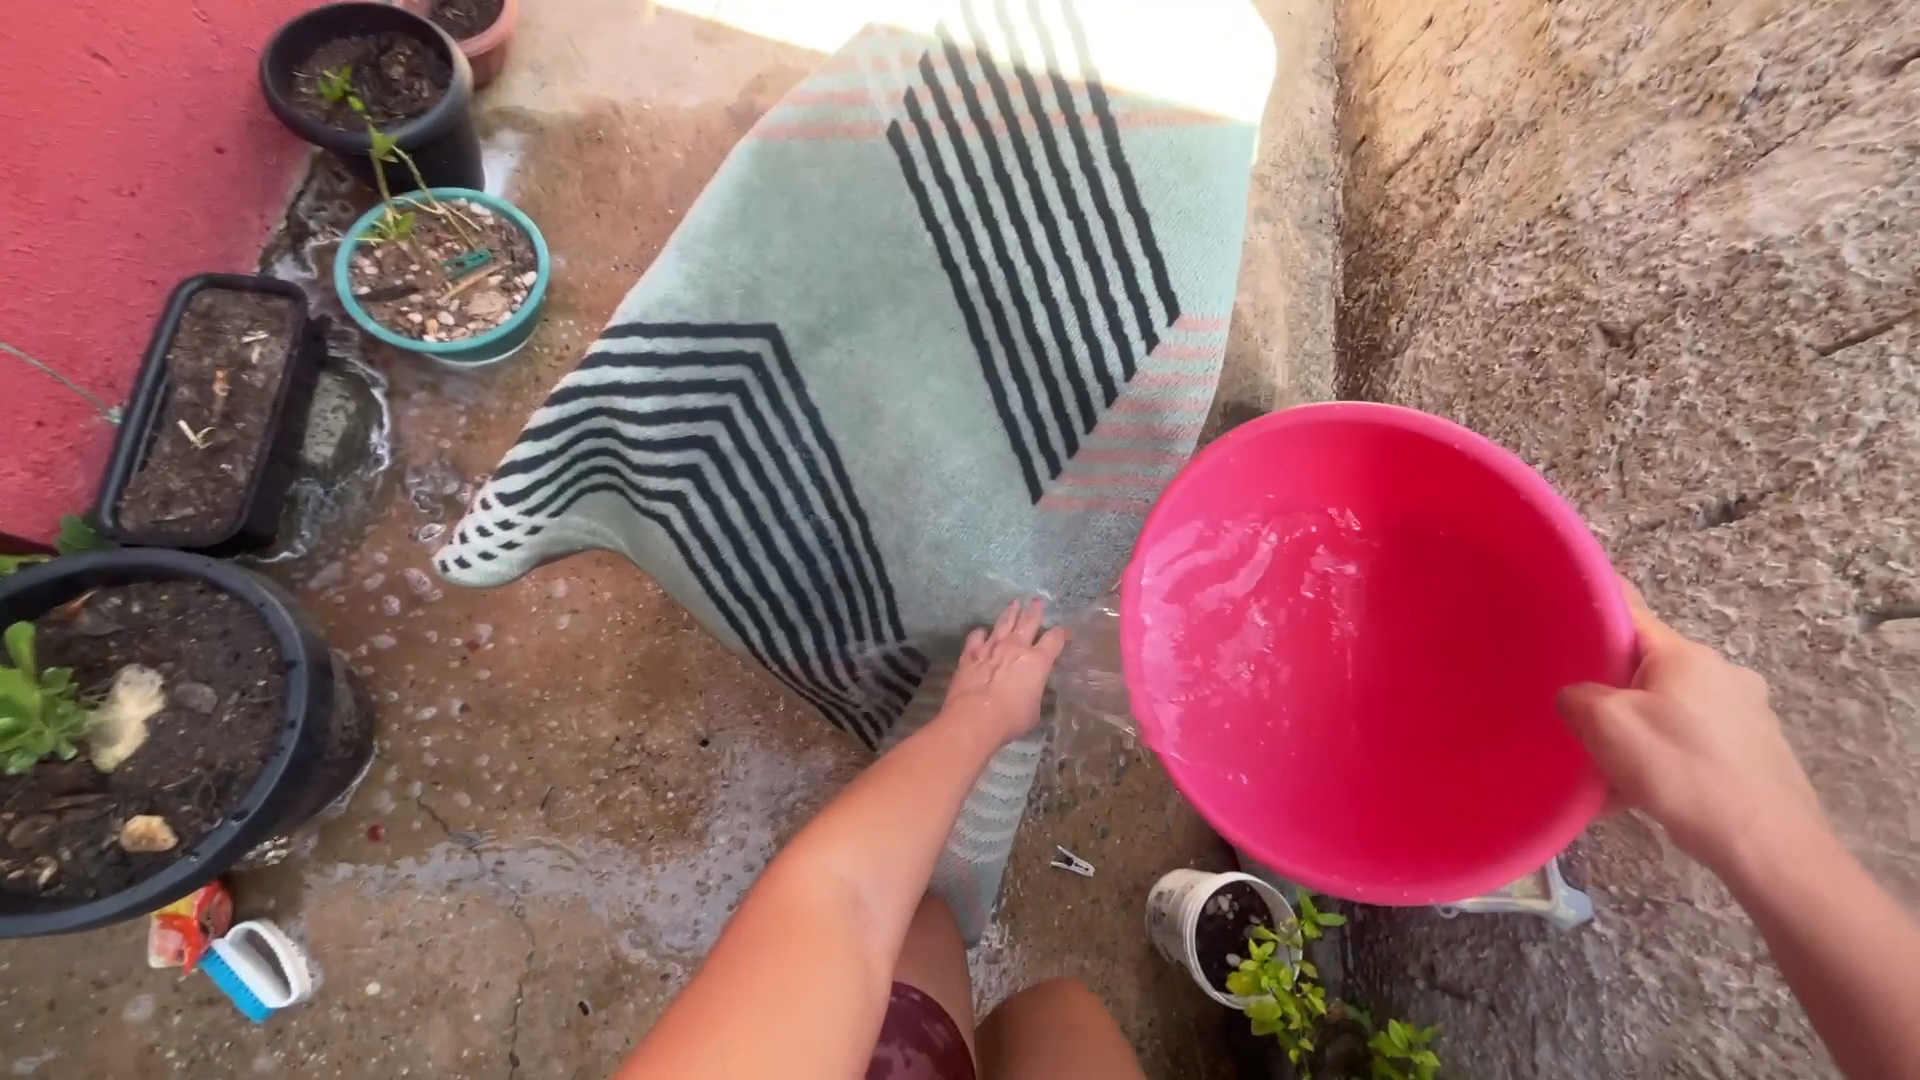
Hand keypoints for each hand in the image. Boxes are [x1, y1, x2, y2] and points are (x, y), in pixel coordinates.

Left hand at [942, 598, 1067, 742]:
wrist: (974, 717)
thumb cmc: (1010, 718)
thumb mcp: (1034, 710)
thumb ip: (1034, 693)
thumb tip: (1031, 690)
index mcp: (1037, 661)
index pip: (1054, 640)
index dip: (1061, 634)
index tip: (1065, 631)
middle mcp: (1015, 647)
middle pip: (1028, 622)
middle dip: (1034, 610)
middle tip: (1037, 600)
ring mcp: (991, 647)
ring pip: (1003, 623)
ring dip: (1010, 612)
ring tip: (1014, 603)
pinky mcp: (970, 653)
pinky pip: (976, 637)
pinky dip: (980, 633)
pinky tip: (981, 631)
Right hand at [1556, 580, 1822, 871]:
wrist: (1766, 847)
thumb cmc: (1681, 770)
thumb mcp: (1602, 722)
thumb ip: (1575, 695)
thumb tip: (1576, 697)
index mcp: (1687, 655)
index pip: (1627, 609)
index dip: (1587, 604)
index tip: (1553, 604)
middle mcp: (1723, 674)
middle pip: (1641, 664)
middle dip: (1605, 685)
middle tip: (1572, 710)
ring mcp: (1746, 713)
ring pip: (1662, 704)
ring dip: (1630, 724)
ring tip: (1602, 758)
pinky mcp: (1753, 750)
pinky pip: (1685, 736)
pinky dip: (1656, 751)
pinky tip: (1637, 786)